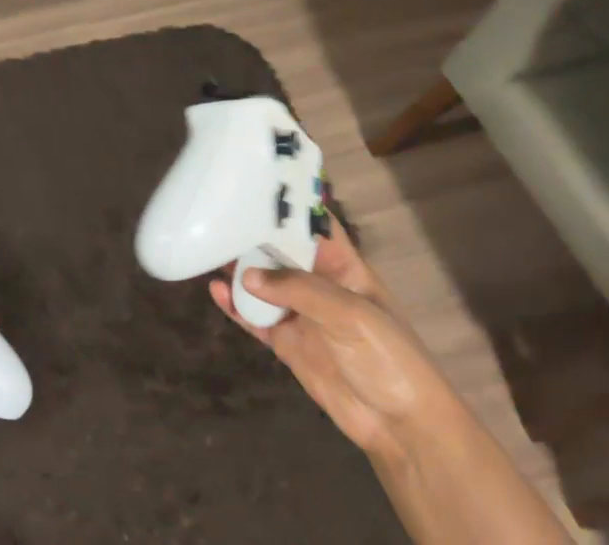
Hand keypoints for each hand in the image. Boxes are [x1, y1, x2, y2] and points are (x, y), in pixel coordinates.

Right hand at [209, 220, 454, 459]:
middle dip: (253, 235)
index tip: (255, 186)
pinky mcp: (287, 343)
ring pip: (263, 284)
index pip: (315, 227)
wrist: (400, 424)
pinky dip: (235, 306)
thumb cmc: (388, 357)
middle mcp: (320, 285)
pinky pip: (255, 318)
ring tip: (207, 248)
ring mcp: (302, 315)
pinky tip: (216, 291)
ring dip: (239, 269)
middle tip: (217, 215)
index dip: (290, 206)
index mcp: (345, 268)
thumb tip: (246, 276)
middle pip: (281, 253)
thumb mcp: (350, 314)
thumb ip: (299, 290)